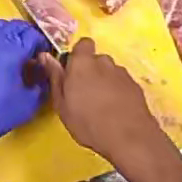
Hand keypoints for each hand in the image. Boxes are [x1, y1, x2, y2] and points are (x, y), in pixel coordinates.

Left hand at [0, 19, 48, 166]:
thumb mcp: (29, 102)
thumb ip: (42, 82)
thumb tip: (43, 70)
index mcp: (11, 51)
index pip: (32, 35)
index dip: (42, 43)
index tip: (44, 54)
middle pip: (14, 26)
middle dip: (26, 34)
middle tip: (32, 49)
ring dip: (9, 34)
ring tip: (15, 50)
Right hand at [38, 38, 171, 168]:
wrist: (128, 137)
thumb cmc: (87, 121)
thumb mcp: (61, 104)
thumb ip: (54, 77)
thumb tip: (44, 56)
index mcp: (82, 63)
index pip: (83, 44)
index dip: (77, 55)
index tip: (71, 72)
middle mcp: (104, 62)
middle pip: (96, 60)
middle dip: (90, 71)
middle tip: (82, 94)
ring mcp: (122, 74)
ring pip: (109, 72)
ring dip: (104, 82)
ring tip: (100, 106)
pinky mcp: (136, 86)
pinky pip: (121, 84)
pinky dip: (117, 92)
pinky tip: (114, 111)